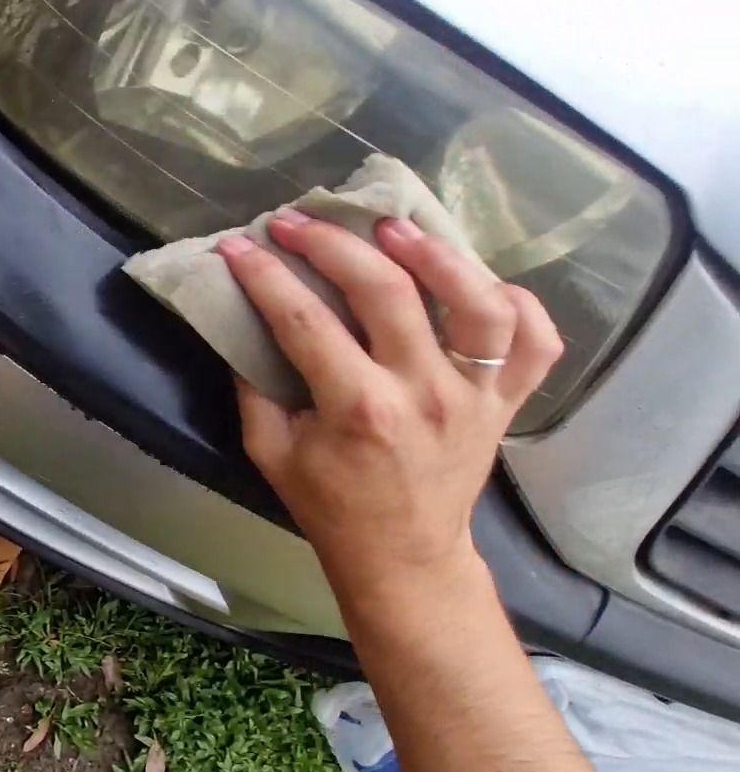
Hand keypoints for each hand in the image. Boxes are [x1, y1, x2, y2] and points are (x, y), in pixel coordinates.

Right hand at [221, 210, 562, 596]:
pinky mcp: (507, 398)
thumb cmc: (325, 502)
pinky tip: (472, 280)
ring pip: (475, 303)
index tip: (238, 249)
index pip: (304, 322)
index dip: (265, 279)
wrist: (400, 550)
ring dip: (435, 254)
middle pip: (386, 293)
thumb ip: (256, 390)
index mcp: (356, 408)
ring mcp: (477, 392)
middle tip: (298, 221)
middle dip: (332, 247)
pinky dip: (510, 298)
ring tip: (395, 227)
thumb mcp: (269, 451)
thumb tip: (245, 329)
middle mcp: (423, 391)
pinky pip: (532, 337)